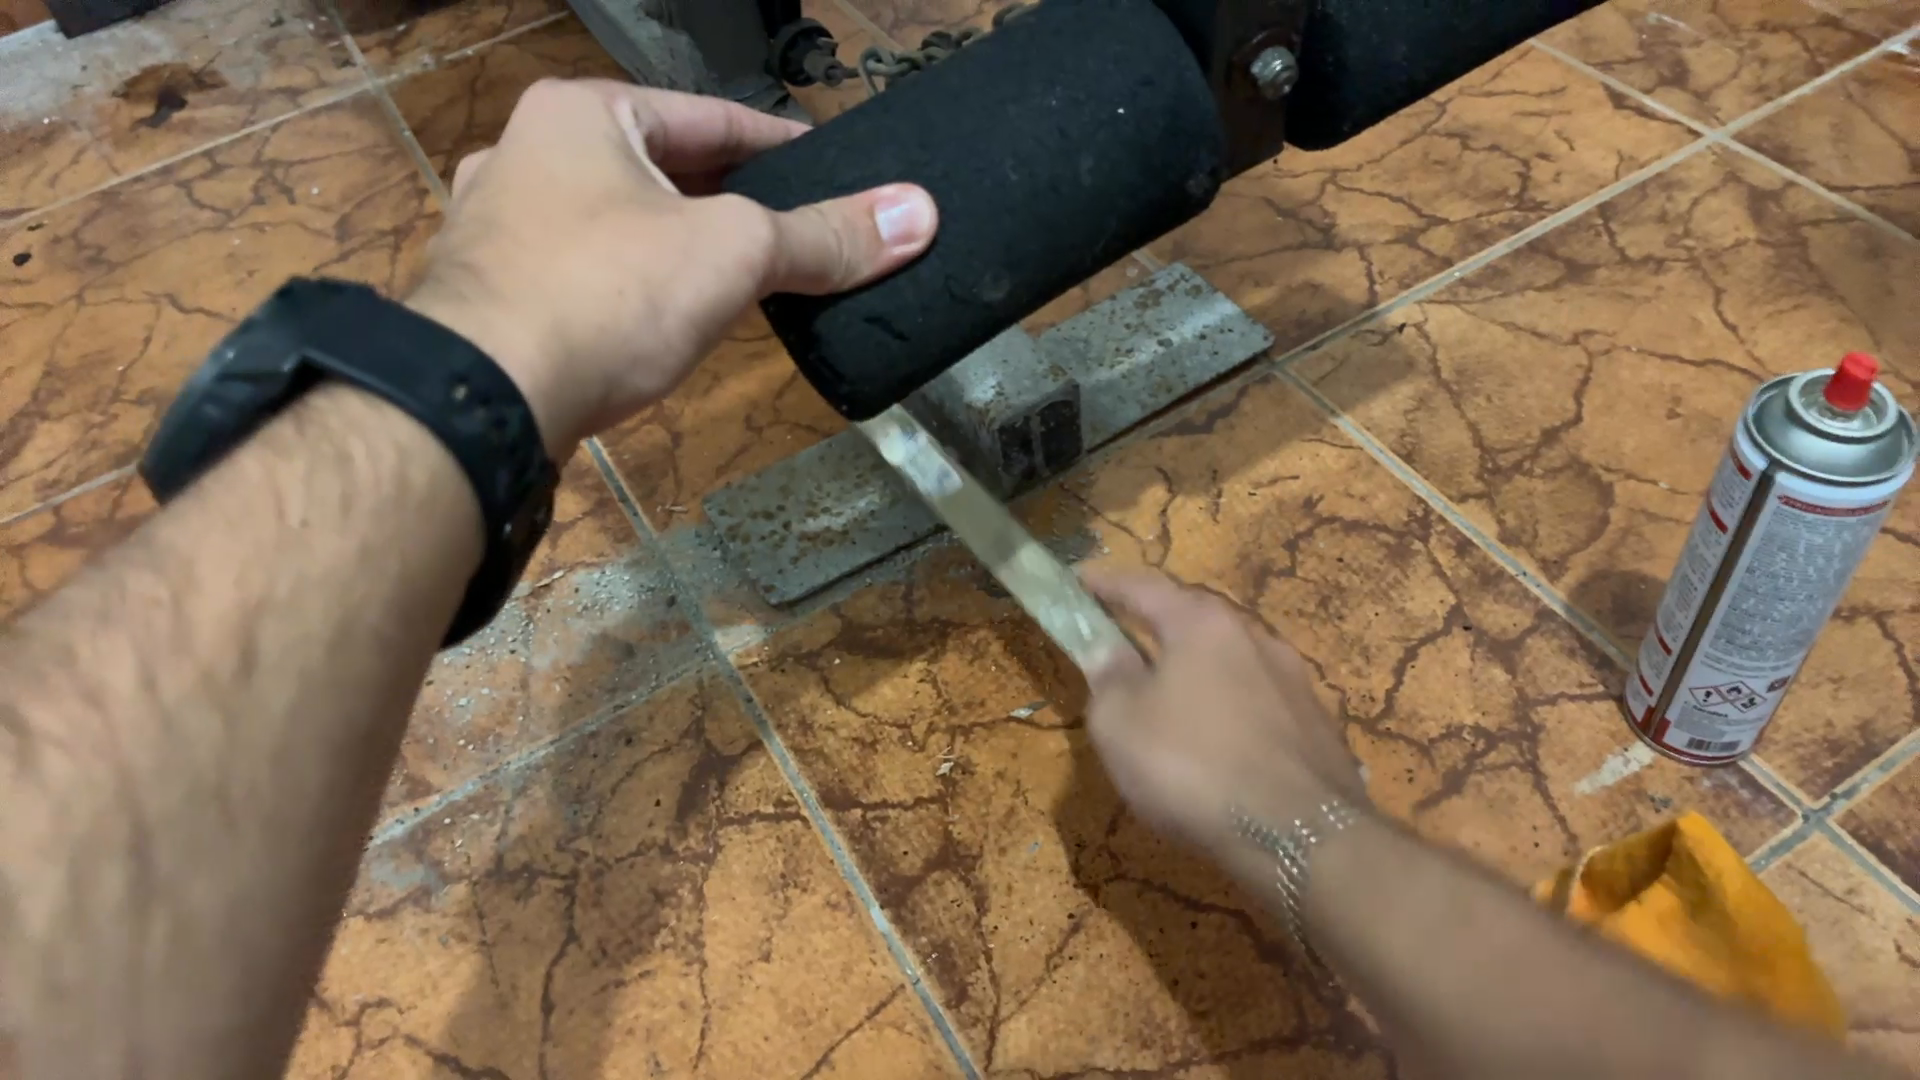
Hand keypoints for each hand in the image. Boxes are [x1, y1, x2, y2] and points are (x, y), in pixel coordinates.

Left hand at [405, 79, 938, 460]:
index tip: (830, 164)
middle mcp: (531, 155)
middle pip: (665, 169)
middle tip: (795, 227)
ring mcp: (502, 228)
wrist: (484, 393)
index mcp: (584, 115)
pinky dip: (639, 285)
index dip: (780, 142)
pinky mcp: (498, 295)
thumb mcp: (734, 252)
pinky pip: (593, 273)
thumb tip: (920, 214)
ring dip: (679, 242)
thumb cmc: (612, 292)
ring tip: (740, 275)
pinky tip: (666, 316)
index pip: (711, 117)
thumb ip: (823, 236)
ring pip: (623, 223)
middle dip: (730, 198)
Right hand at [1083, 570, 1367, 852]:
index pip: (1144, 587)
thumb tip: (1109, 650)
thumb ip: (1108, 676)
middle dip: (1159, 621)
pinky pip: (1259, 697)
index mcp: (1201, 624)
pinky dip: (1230, 703)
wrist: (1301, 839)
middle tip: (1127, 635)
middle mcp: (1253, 636)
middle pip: (1195, 617)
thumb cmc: (1191, 766)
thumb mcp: (1119, 723)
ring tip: (1174, 690)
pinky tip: (1221, 735)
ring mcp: (1293, 679)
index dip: (1107, 583)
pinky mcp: (1317, 723)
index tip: (1081, 580)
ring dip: (1198, 665)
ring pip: (1232, 657)